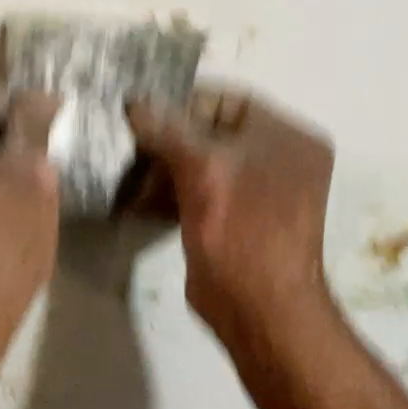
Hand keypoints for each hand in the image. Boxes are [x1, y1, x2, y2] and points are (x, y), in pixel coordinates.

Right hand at [127, 89, 334, 348]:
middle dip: (164, 139)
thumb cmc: (241, 230)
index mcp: (286, 137)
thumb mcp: (204, 170)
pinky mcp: (230, 220)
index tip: (133, 110)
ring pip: (197, 164)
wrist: (259, 308)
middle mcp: (275, 158)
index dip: (179, 103)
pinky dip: (166, 193)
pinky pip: (195, 193)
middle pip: (208, 132)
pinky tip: (133, 199)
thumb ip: (168, 130)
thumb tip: (133, 102)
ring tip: (122, 174)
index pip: (225, 100)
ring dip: (158, 168)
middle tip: (121, 144)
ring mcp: (253, 192)